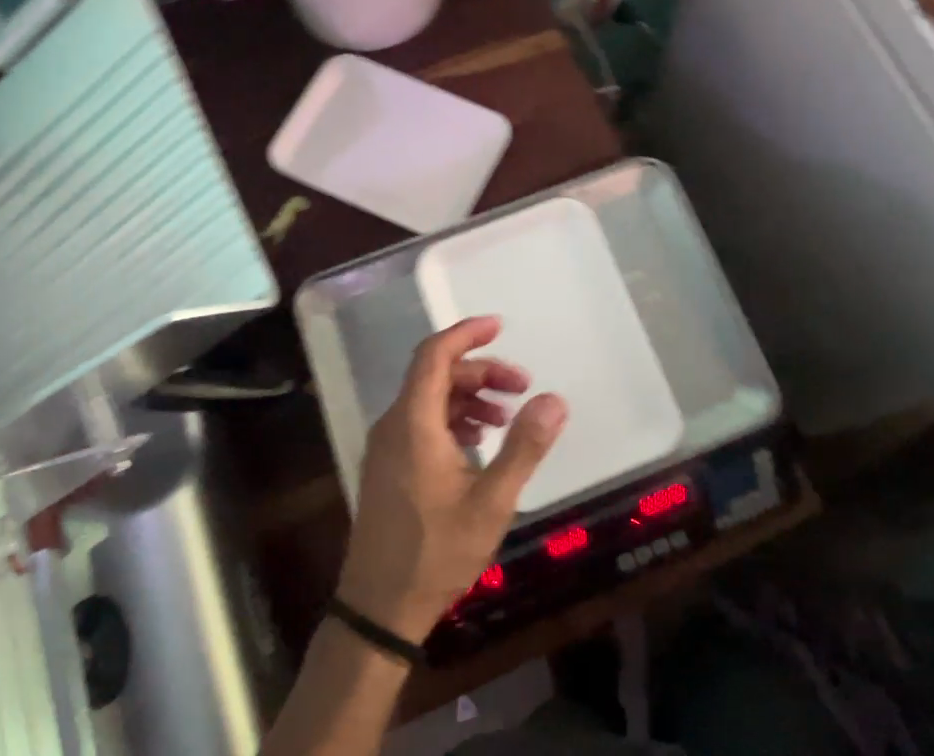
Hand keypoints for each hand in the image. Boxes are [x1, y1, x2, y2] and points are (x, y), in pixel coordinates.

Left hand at [336, 316, 567, 643]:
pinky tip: (479, 444)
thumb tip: (554, 399)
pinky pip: (420, 424)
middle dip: (480, 372)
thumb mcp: (492, 501)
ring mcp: (386, 449)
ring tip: (506, 418)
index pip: (434, 355)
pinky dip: (452, 420)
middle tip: (521, 387)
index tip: (500, 326)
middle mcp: (393, 426)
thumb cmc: (436, 551)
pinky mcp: (387, 469)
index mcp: (413, 423)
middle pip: (434, 376)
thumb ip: (524, 447)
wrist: (380, 606)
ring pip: (428, 401)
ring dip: (468, 398)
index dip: (466, 334)